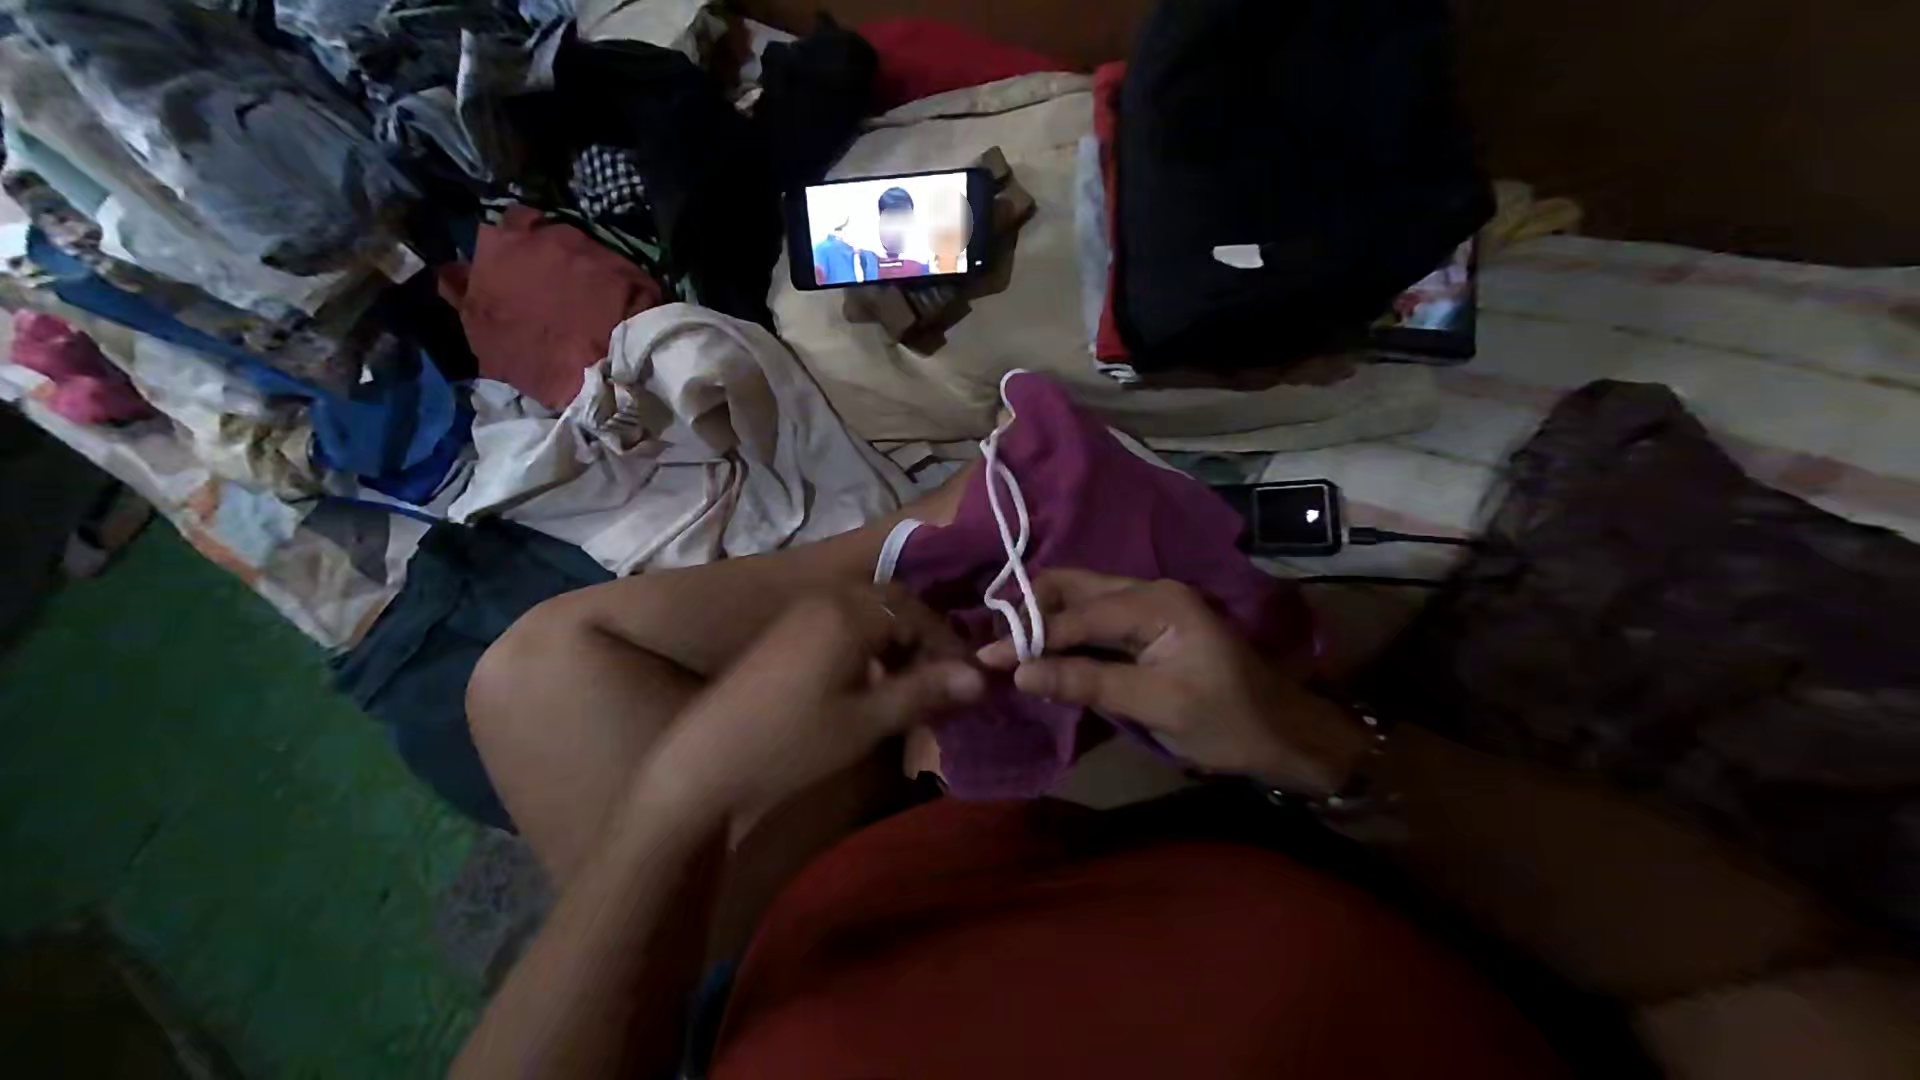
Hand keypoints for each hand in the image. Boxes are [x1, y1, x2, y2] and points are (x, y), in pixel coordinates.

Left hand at [640, 586, 983, 823]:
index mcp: (849, 612)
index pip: (919, 614)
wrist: (703, 763)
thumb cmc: (790, 742)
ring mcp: (803, 612)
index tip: (971, 681)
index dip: (950, 645)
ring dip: (898, 642)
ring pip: (870, 613)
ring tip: (912, 685)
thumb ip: (924, 692)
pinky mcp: (787, 631)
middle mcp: (827, 599)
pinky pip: (844, 622)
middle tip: (944, 681)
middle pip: (895, 606)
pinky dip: (870, 644)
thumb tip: (982, 678)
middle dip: (925, 639)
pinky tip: (871, 682)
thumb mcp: (865, 721)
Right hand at [978, 569, 1368, 795]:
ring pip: (1081, 598)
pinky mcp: (1147, 624)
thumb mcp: (1156, 705)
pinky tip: (1042, 646)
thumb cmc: (1226, 721)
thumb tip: (1021, 673)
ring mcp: (1149, 604)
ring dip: (1044, 618)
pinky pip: (1094, 616)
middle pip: (1075, 587)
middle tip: (994, 642)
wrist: (1285, 734)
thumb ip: (1087, 682)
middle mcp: (1149, 590)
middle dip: (1030, 611)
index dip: (1030, 636)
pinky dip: (1065, 629)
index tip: (988, 658)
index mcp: (1157, 601)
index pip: (1078, 614)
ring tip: (1008, 644)